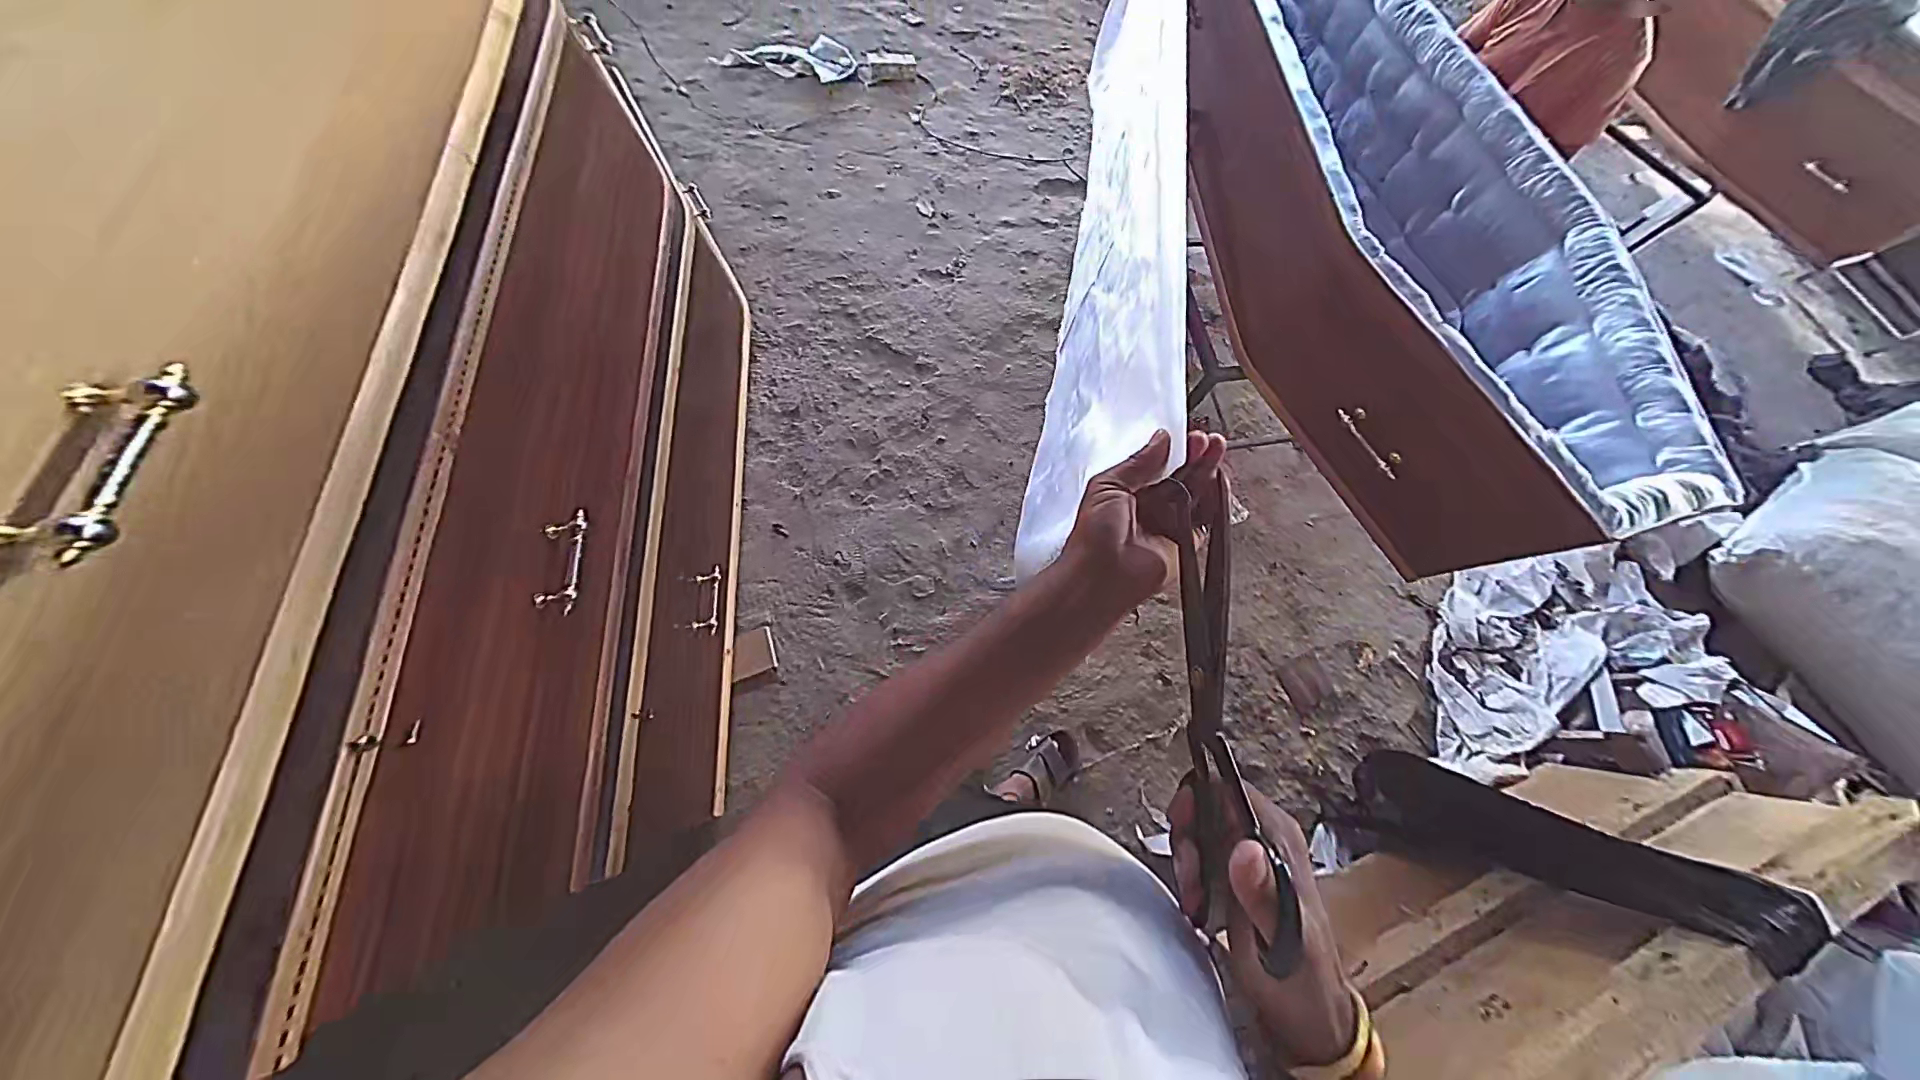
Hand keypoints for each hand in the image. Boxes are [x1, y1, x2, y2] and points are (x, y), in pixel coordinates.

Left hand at [1059, 429, 1226, 604]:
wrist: (1101, 574)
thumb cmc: (1093, 536)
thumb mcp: (1108, 485)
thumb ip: (1137, 463)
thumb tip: (1160, 439)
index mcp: (1126, 492)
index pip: (1155, 464)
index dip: (1172, 449)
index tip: (1185, 434)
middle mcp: (1149, 506)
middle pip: (1179, 475)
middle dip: (1194, 455)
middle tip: (1207, 439)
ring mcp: (1168, 524)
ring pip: (1195, 492)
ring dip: (1207, 470)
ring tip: (1216, 449)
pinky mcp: (1185, 542)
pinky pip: (1206, 518)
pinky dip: (1216, 499)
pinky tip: (1220, 480)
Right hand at [1169, 781, 1357, 1067]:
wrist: (1303, 1012)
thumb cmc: (1302, 976)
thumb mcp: (1284, 937)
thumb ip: (1265, 893)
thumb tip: (1246, 848)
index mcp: (1279, 838)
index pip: (1229, 788)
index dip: (1198, 798)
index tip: (1181, 826)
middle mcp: (1263, 837)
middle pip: (1206, 805)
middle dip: (1187, 836)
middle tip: (1190, 874)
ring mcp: (1247, 854)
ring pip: (1197, 829)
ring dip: (1185, 859)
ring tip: (1196, 896)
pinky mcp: (1233, 873)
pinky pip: (1197, 854)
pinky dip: (1188, 874)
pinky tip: (1197, 902)